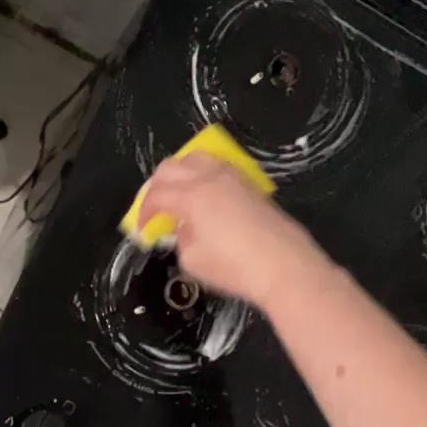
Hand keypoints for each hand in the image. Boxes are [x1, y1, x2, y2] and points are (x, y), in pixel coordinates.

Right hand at [135, 153, 332, 308]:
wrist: (283, 265)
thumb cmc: (233, 266)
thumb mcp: (192, 260)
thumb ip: (181, 239)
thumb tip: (184, 229)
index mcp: (192, 195)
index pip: (156, 195)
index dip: (143, 213)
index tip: (143, 231)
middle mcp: (210, 177)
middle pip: (171, 167)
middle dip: (156, 187)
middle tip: (154, 210)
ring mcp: (232, 177)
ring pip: (195, 159)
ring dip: (179, 175)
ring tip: (177, 198)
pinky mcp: (249, 184)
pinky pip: (216, 168)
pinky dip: (200, 177)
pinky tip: (202, 198)